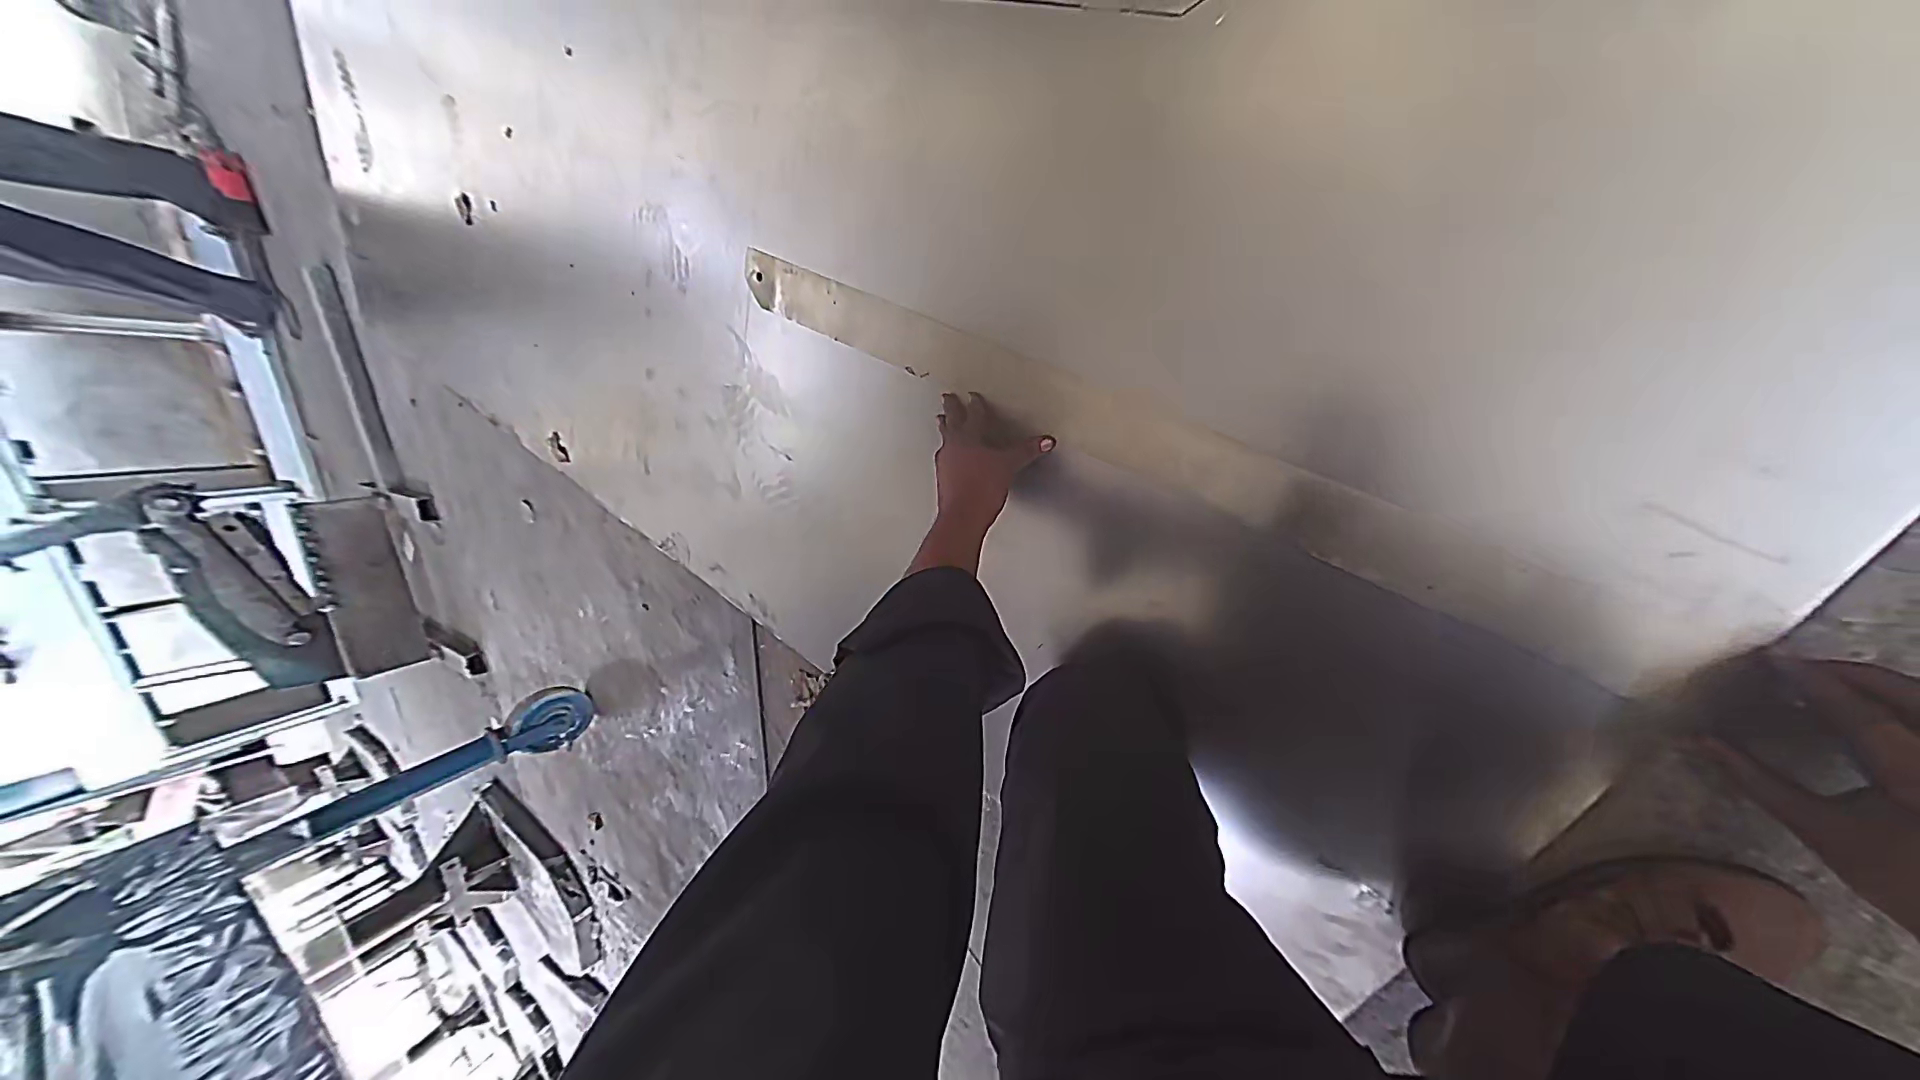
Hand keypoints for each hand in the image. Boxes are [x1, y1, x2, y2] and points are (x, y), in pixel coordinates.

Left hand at [908, 393, 1053, 575]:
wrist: (962, 516)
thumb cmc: (981, 489)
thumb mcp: (1008, 466)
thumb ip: (1026, 451)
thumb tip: (1045, 441)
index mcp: (968, 437)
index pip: (973, 414)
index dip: (975, 404)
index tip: (973, 396)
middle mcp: (952, 446)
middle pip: (951, 421)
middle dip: (951, 408)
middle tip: (947, 397)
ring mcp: (944, 463)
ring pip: (945, 439)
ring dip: (945, 429)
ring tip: (943, 422)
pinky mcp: (943, 479)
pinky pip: (945, 458)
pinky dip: (948, 452)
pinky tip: (951, 458)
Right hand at [1695, 657, 1919, 936]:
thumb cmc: (1904, 879)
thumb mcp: (1824, 832)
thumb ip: (1761, 782)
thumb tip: (1702, 741)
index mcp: (1912, 770)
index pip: (1855, 709)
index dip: (1810, 679)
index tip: (1770, 658)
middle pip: (1910, 692)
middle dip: (1854, 674)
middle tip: (1802, 668)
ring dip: (1884, 688)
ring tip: (1837, 687)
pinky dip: (1903, 710)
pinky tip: (1880, 717)